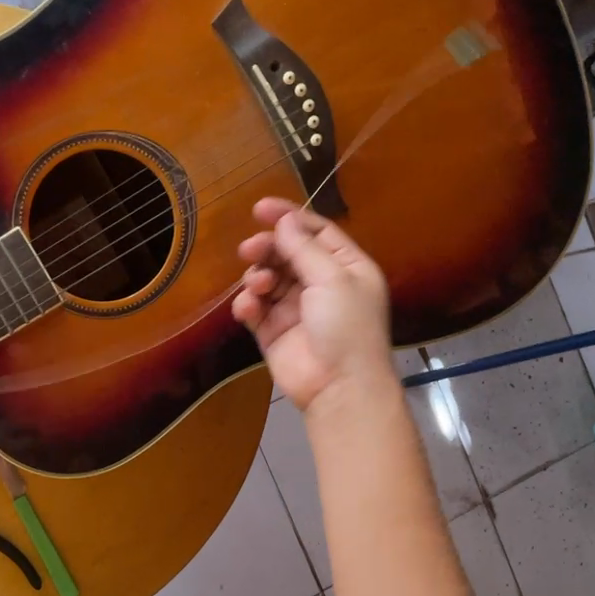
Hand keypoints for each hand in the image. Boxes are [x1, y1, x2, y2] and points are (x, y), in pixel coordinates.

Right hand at [231, 197, 394, 411]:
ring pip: (267, 279)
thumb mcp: (332, 278)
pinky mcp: (272, 332)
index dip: (289, 218)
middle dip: (266, 249)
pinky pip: (254, 309)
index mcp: (345, 267)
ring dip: (257, 277)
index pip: (315, 232)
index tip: (259, 209)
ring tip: (258, 286)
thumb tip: (284, 220)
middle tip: (249, 249)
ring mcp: (294, 309)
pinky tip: (248, 308)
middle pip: (286, 254)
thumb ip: (304, 248)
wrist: (338, 387)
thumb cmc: (346, 327)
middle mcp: (320, 284)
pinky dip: (247, 305)